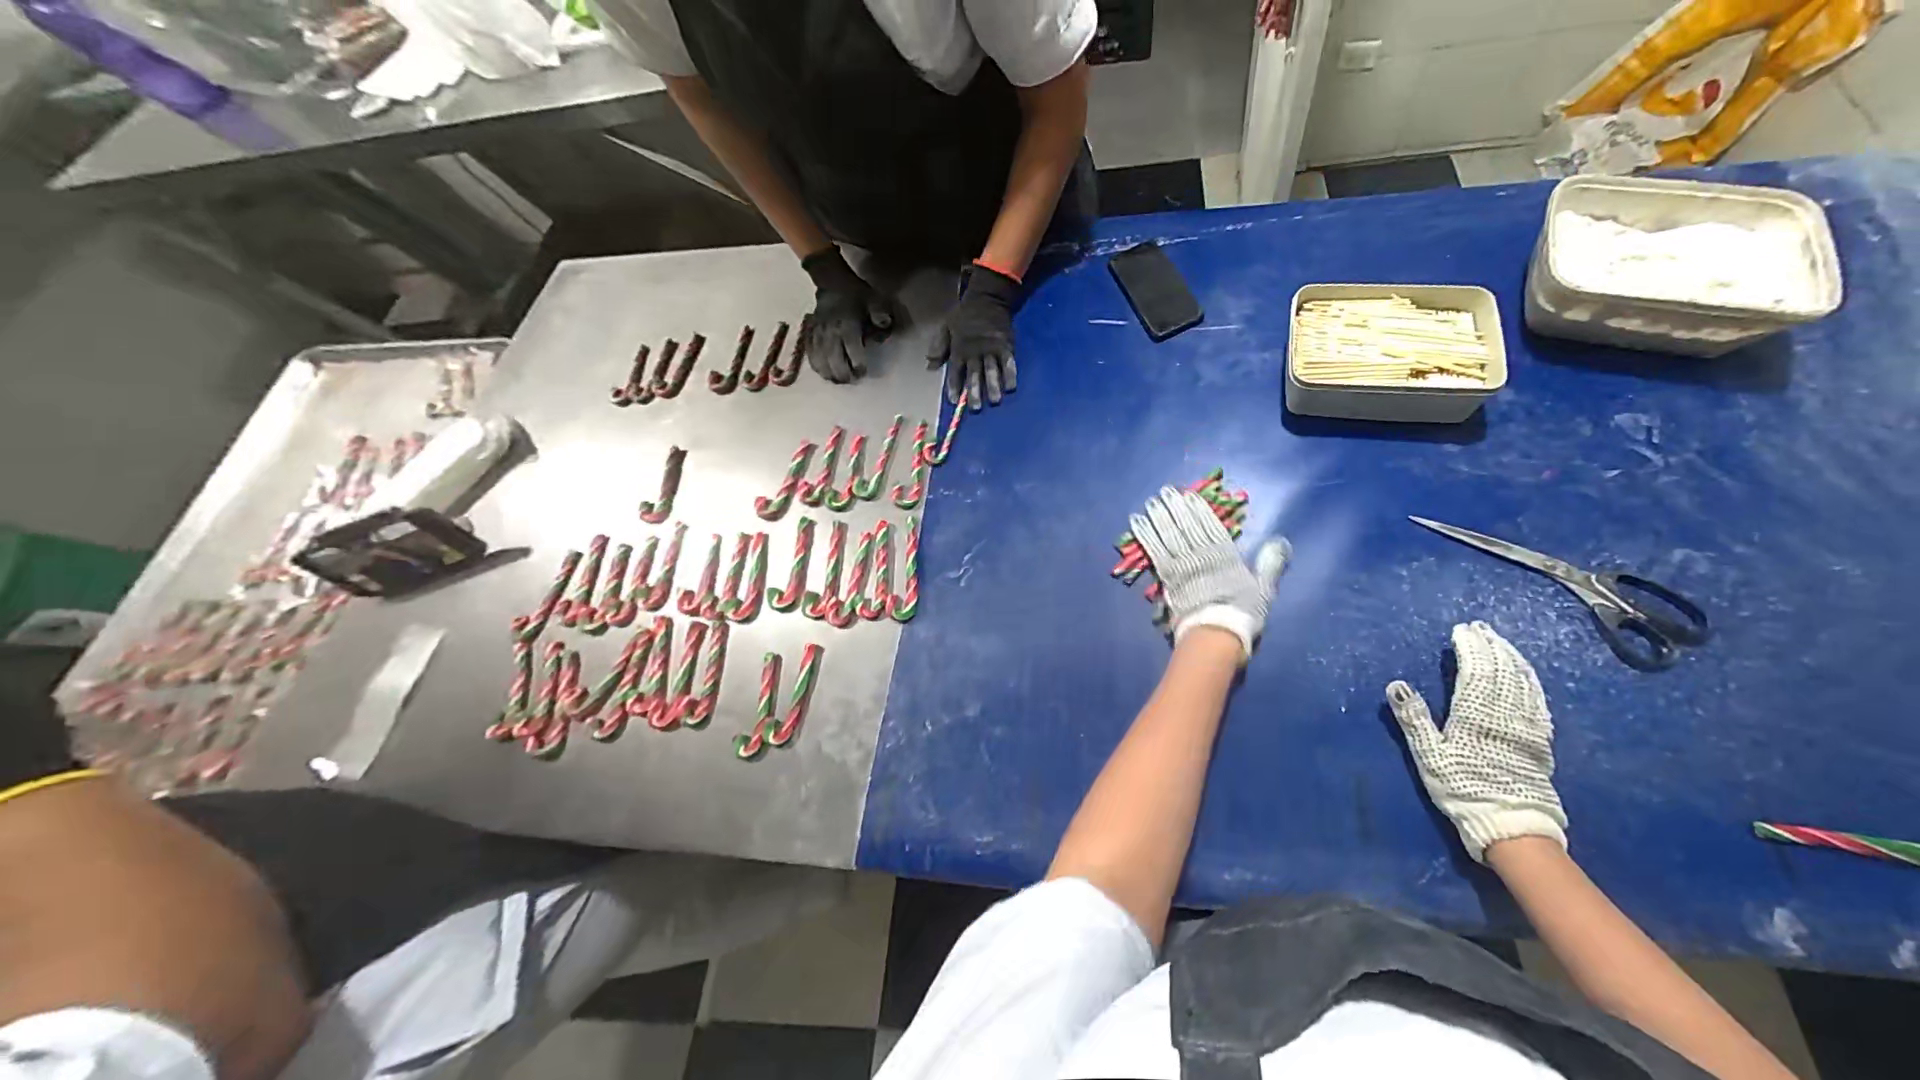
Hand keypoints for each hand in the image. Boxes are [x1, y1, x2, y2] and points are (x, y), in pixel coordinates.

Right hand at [801, 247, 899, 382]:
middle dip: (844, 375)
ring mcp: (818, 335)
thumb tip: (885, 324)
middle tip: (852, 379)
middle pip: (835, 362)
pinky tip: (824, 373)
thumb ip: (880, 314)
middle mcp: (831, 333)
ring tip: (839, 380)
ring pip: (821, 362)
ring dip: (830, 374)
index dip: (858, 366)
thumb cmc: (856, 294)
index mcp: (847, 326)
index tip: (862, 372)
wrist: (832, 282)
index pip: (852, 353)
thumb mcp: (874, 300)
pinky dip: (817, 367)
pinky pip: (810, 355)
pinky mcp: (810, 335)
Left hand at [927, 264, 1019, 409]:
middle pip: (974, 374)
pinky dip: (1010, 374)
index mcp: (959, 349)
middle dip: (975, 391)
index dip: (954, 386)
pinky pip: (1009, 362)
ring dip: (993, 386)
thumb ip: (939, 347)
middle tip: (975, 408)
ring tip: (995, 401)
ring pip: (992, 370)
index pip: (955, 371)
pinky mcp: (1006, 345)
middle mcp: (975, 351)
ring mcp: (991, 349)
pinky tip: (1011, 387)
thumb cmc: (964, 315)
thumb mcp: (946, 327)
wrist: (987, 298)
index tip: (954, 401)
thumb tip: (930, 366)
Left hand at [1129, 488, 1290, 660]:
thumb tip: (1281, 542)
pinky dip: (1145, 533)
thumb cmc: (1242, 614)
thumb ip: (1270, 564)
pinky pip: (1154, 549)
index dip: (1199, 509)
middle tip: (1165, 491)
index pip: (1210, 526)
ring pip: (1169, 533)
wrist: (1216, 633)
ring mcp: (1182, 564)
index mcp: (1225, 555)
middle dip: (1176, 507)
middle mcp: (1202, 554)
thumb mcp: (1264, 588)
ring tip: (1151, 501)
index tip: (1189, 495)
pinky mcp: (1166, 576)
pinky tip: (1137, 521)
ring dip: (1159, 516)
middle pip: (1187, 525)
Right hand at [1385, 622, 1566, 861]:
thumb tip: (1397, 684)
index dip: (1470, 649)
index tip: (1461, 631)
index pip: (1475, 672)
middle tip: (1480, 628)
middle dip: (1491, 647)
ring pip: (1522, 683)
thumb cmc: (1463, 789)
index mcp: (1475, 716)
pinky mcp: (1540, 740)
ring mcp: (1527, 727)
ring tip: (1501, 642)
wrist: (1511, 825)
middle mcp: (1505, 715)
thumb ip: (1414, 718)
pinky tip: (1525, 675)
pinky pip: (1537, 701)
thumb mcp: (1429, 756)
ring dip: (1511, 659)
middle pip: (1501, 672)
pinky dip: (1530, 681)